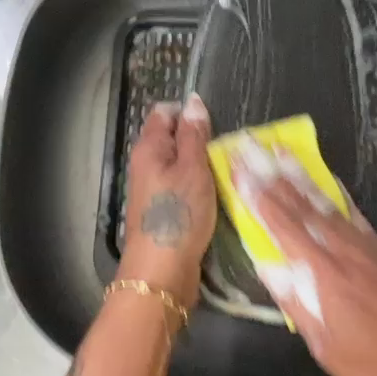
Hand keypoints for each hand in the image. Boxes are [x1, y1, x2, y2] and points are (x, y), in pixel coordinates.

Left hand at [117, 95, 215, 306]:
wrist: (162, 273)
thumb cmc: (178, 215)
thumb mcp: (193, 168)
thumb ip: (194, 135)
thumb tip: (193, 102)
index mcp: (148, 148)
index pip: (164, 113)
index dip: (188, 112)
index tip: (215, 124)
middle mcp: (147, 165)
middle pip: (174, 140)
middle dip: (201, 141)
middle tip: (228, 149)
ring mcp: (155, 190)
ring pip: (182, 166)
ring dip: (204, 167)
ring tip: (229, 172)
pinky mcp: (165, 212)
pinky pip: (185, 189)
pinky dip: (201, 189)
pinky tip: (219, 195)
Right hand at [233, 152, 376, 375]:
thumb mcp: (327, 346)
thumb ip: (296, 302)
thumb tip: (267, 266)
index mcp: (322, 272)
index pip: (281, 223)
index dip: (256, 194)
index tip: (237, 167)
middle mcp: (340, 248)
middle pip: (299, 203)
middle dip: (271, 172)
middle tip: (250, 145)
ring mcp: (362, 245)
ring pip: (323, 202)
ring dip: (298, 175)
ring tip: (279, 150)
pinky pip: (350, 211)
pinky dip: (333, 192)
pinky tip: (325, 181)